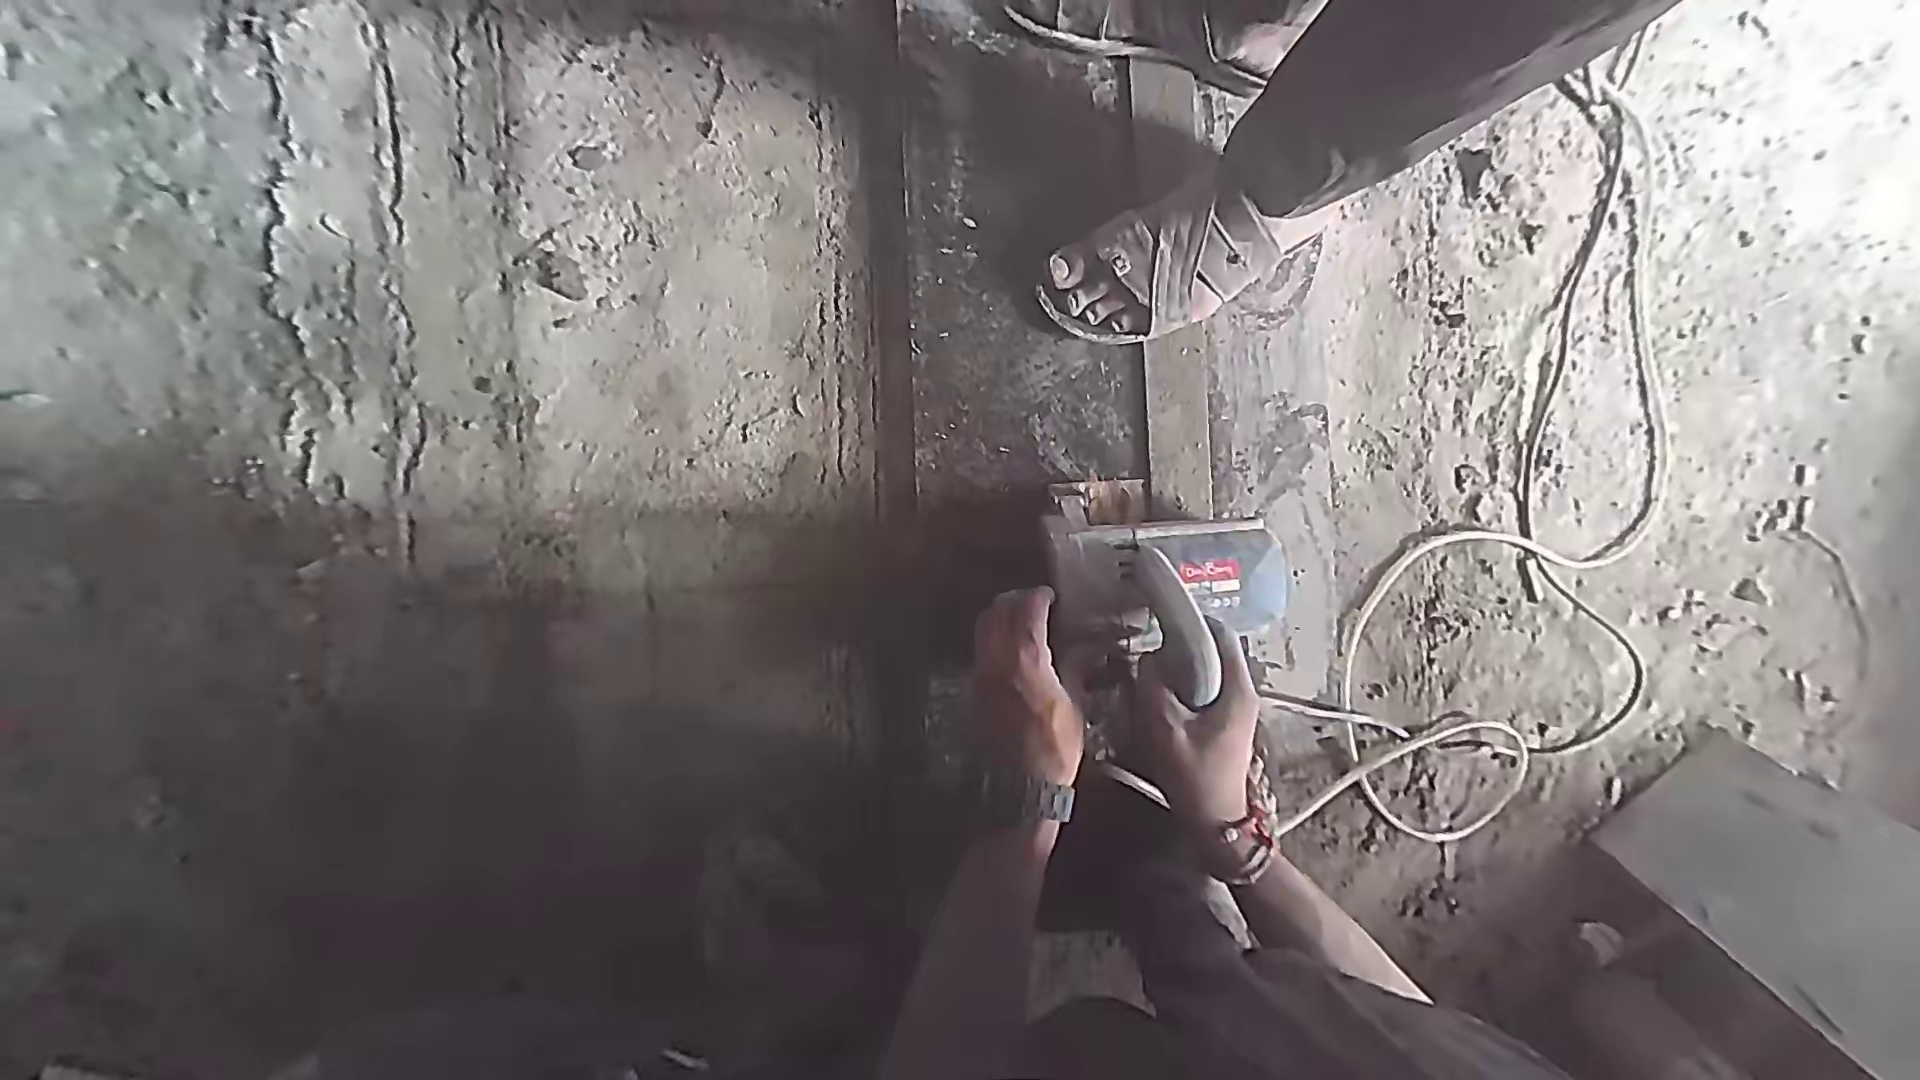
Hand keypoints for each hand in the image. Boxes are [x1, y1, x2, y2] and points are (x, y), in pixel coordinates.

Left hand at [972, 587, 1084, 785]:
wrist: (1016, 789)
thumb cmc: (1053, 751)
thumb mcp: (1074, 709)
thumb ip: (1075, 670)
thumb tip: (1084, 647)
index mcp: (1026, 661)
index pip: (1026, 610)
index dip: (1038, 596)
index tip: (1049, 596)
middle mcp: (997, 661)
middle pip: (997, 611)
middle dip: (1015, 600)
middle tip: (1033, 602)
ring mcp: (980, 675)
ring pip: (983, 628)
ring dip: (1000, 616)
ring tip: (1020, 621)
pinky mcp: (973, 690)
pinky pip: (980, 650)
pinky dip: (993, 639)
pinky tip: (1010, 650)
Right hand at [1132, 617, 1259, 826]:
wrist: (1217, 822)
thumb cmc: (1195, 775)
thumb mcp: (1166, 728)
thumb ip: (1153, 686)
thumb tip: (1146, 658)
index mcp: (1238, 689)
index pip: (1220, 634)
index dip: (1192, 617)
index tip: (1162, 611)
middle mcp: (1243, 691)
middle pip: (1213, 647)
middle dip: (1182, 638)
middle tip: (1148, 634)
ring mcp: (1236, 705)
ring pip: (1207, 666)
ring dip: (1181, 659)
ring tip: (1151, 658)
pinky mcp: (1225, 717)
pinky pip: (1203, 683)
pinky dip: (1183, 677)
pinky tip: (1160, 684)